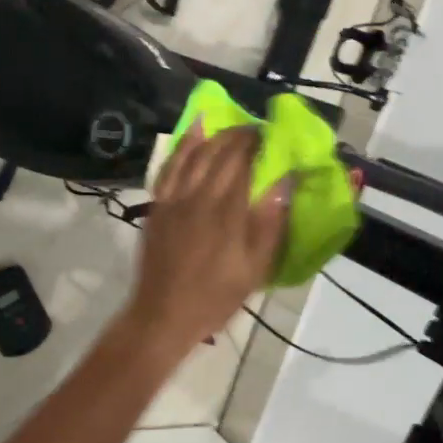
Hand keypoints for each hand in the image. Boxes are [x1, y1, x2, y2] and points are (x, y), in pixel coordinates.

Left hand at [128, 125, 287, 350]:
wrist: (163, 314)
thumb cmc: (215, 297)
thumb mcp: (254, 268)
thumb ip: (270, 223)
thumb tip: (284, 182)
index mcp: (227, 212)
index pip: (246, 164)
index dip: (260, 144)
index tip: (275, 136)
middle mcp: (199, 197)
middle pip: (221, 154)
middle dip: (242, 136)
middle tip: (259, 131)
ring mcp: (174, 199)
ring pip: (195, 154)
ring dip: (216, 136)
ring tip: (233, 127)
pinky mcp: (158, 205)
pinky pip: (170, 166)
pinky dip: (183, 145)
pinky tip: (194, 131)